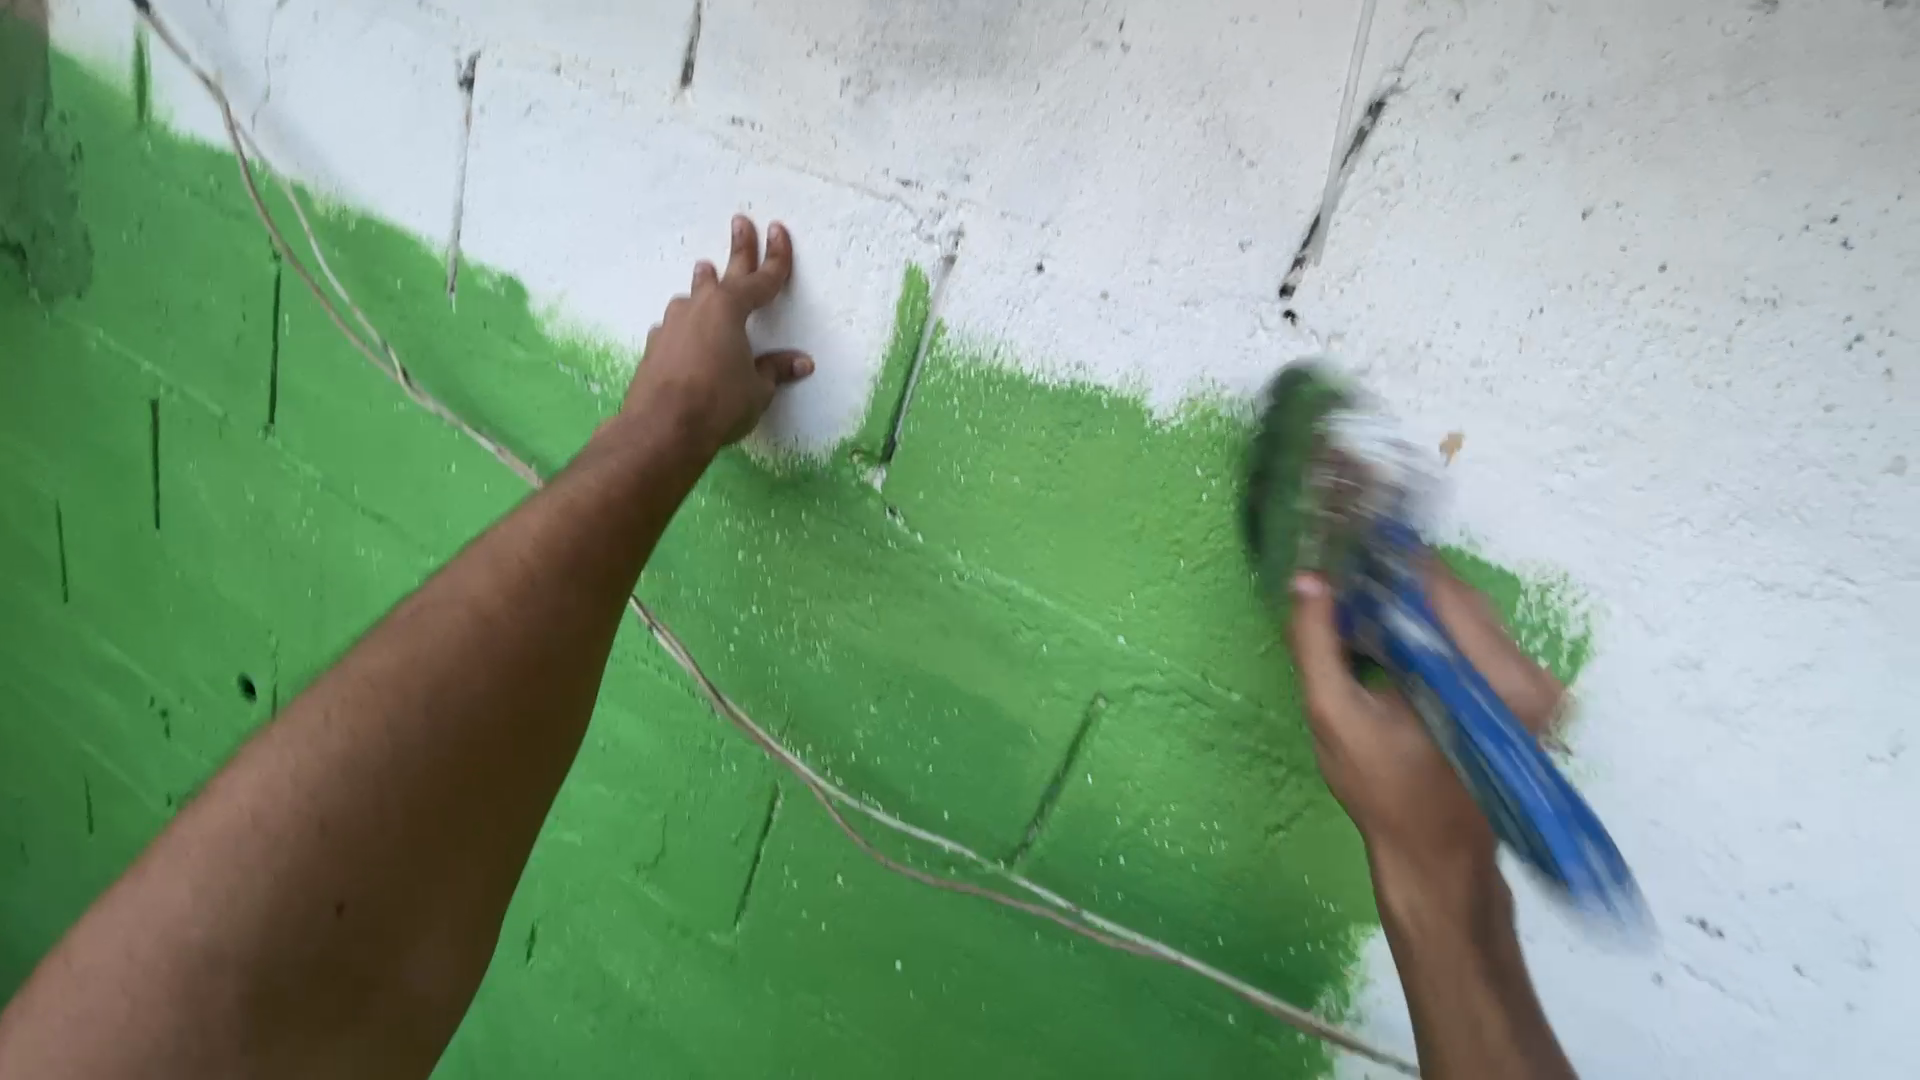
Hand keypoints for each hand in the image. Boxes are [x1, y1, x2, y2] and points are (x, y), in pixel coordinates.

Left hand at [620, 215, 812, 450]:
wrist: (662, 426)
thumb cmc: (720, 403)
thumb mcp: (758, 389)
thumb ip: (775, 370)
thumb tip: (800, 363)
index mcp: (730, 309)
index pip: (762, 280)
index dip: (776, 259)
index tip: (779, 232)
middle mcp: (699, 307)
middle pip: (725, 274)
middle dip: (739, 250)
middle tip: (741, 222)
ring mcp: (672, 324)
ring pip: (694, 297)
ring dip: (705, 287)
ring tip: (707, 276)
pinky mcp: (656, 346)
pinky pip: (678, 326)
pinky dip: (688, 324)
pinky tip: (687, 334)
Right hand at [1286, 563, 1566, 888]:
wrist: (1436, 854)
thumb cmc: (1384, 790)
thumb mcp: (1334, 715)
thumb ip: (1316, 644)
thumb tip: (1307, 580)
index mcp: (1492, 679)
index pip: (1441, 588)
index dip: (1389, 563)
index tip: (1343, 549)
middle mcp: (1530, 674)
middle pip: (1456, 596)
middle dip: (1397, 583)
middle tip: (1343, 581)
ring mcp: (1536, 685)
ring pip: (1466, 613)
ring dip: (1412, 604)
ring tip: (1358, 607)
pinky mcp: (1527, 694)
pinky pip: (1474, 636)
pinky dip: (1430, 627)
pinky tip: (1390, 638)